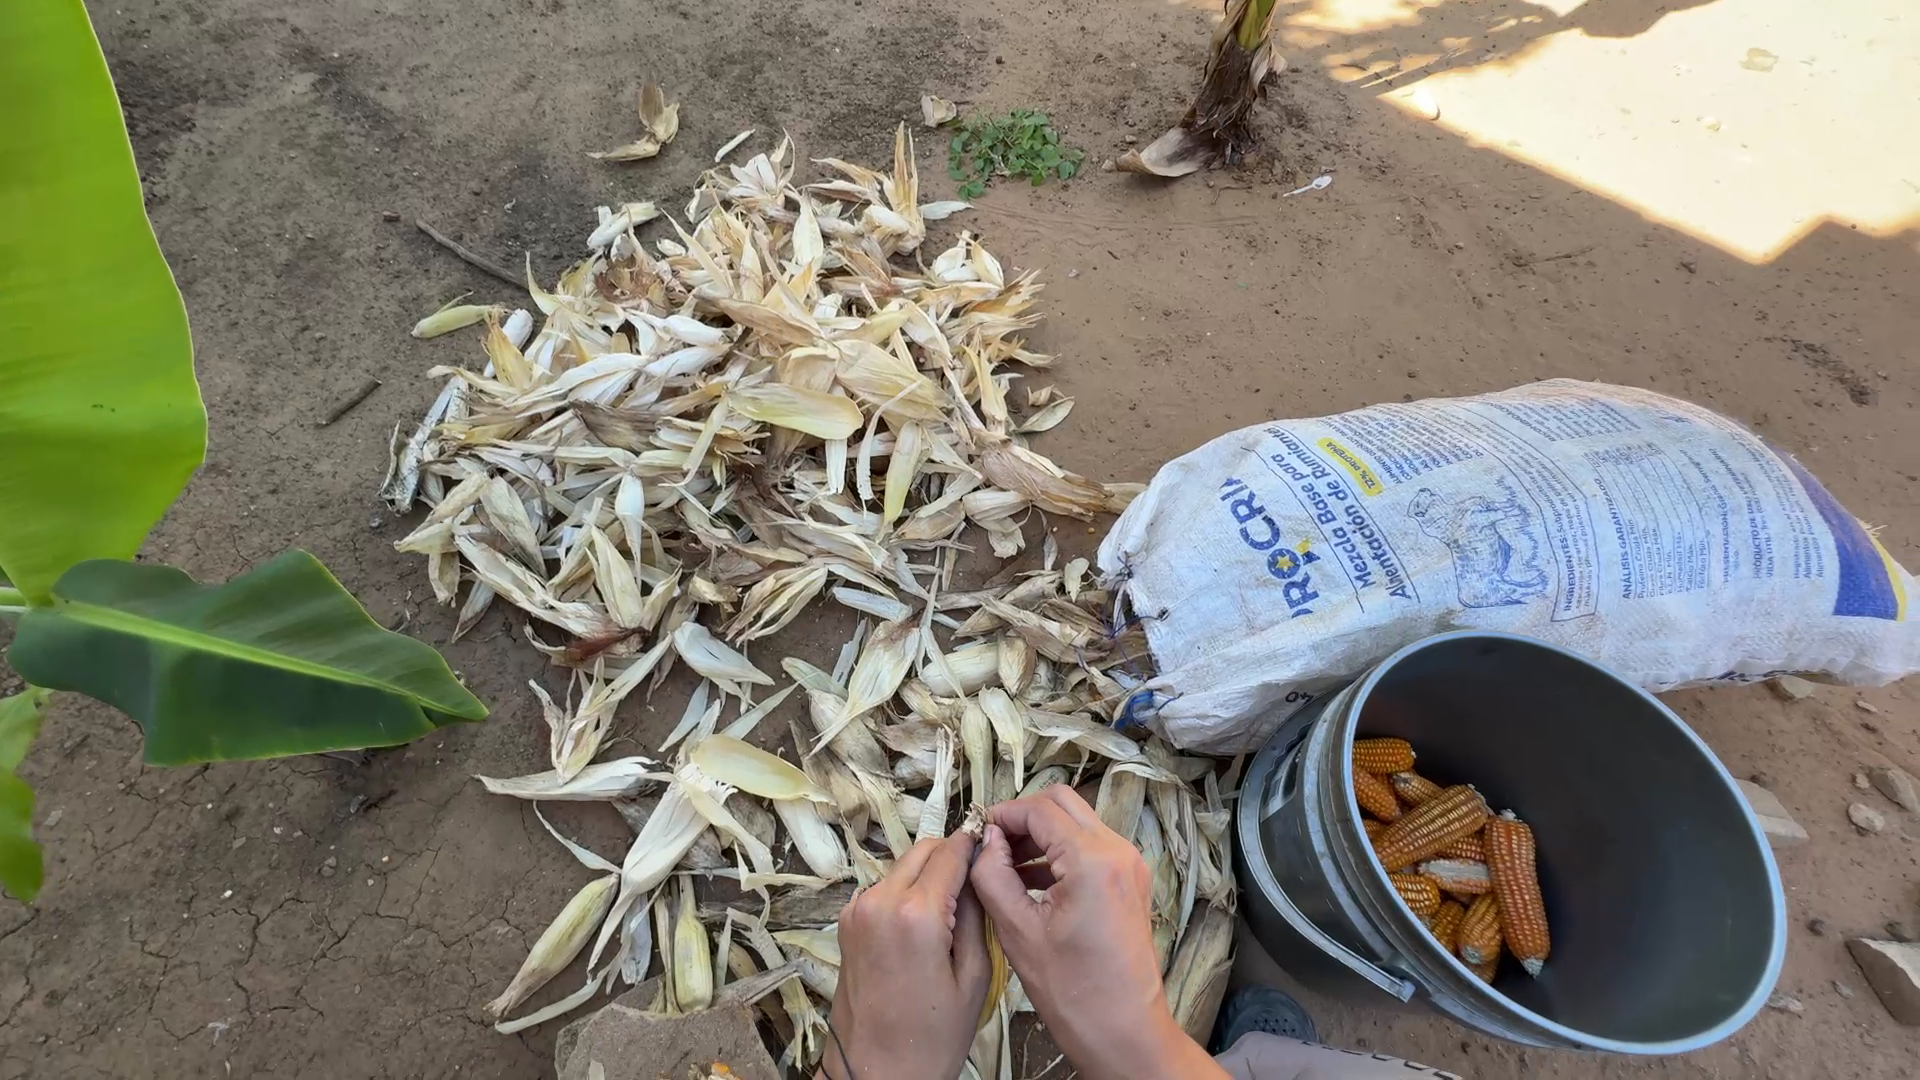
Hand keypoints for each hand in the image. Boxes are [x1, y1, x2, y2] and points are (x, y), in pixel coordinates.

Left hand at [822, 833, 989, 1079]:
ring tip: (950, 906)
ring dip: (927, 872)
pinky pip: (885, 886)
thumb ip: (976, 914)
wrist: (872, 1077)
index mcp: (917, 912)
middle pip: (924, 849)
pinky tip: (922, 922)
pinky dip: (906, 889)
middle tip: (973, 880)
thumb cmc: (933, 1038)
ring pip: (903, 864)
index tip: (991, 844)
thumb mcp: (973, 977)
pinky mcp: (847, 919)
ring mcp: (859, 907)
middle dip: (950, 855)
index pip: (951, 852)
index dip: (973, 843)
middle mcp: (882, 898)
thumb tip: (976, 872)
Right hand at [969, 786, 1225, 1079]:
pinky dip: (1060, 849)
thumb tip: (986, 838)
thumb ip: (993, 874)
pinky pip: (1090, 843)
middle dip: (1024, 816)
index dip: (1003, 814)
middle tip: (994, 842)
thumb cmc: (1072, 991)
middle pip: (1062, 802)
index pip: (1039, 810)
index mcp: (1092, 859)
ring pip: (1077, 819)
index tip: (977, 830)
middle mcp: (1117, 849)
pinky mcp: (1131, 877)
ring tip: (1007, 864)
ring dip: (1042, 832)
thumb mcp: (1018, 931)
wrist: (1127, 1035)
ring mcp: (1129, 862)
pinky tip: (1032, 879)